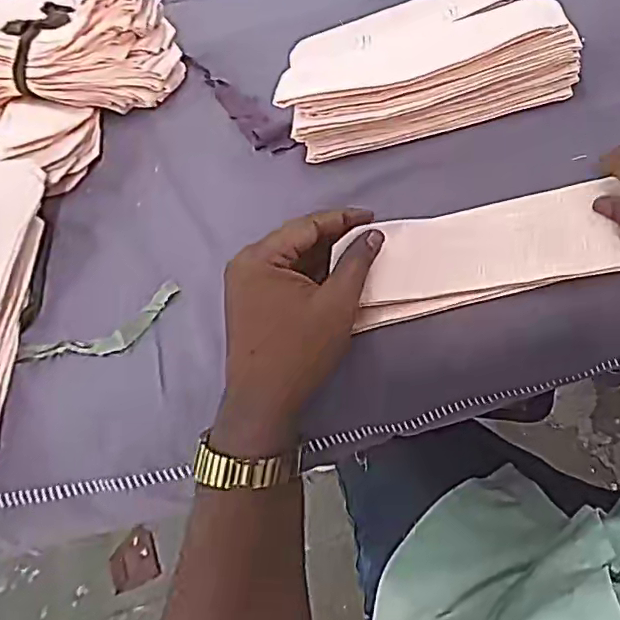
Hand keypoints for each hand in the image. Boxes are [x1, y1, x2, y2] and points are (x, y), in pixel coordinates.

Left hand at [211, 209, 383, 456]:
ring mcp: (247, 283)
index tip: (372, 218)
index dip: (342, 219)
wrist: (265, 401)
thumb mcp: (337, 303)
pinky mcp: (254, 300)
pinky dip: (313, 272)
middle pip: (298, 239)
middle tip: (369, 235)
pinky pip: (288, 275)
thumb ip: (356, 262)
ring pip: (294, 257)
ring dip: (325, 255)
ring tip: (359, 253)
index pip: (306, 226)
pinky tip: (337, 274)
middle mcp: (247, 264)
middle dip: (335, 236)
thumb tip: (372, 235)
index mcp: (259, 258)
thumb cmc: (301, 350)